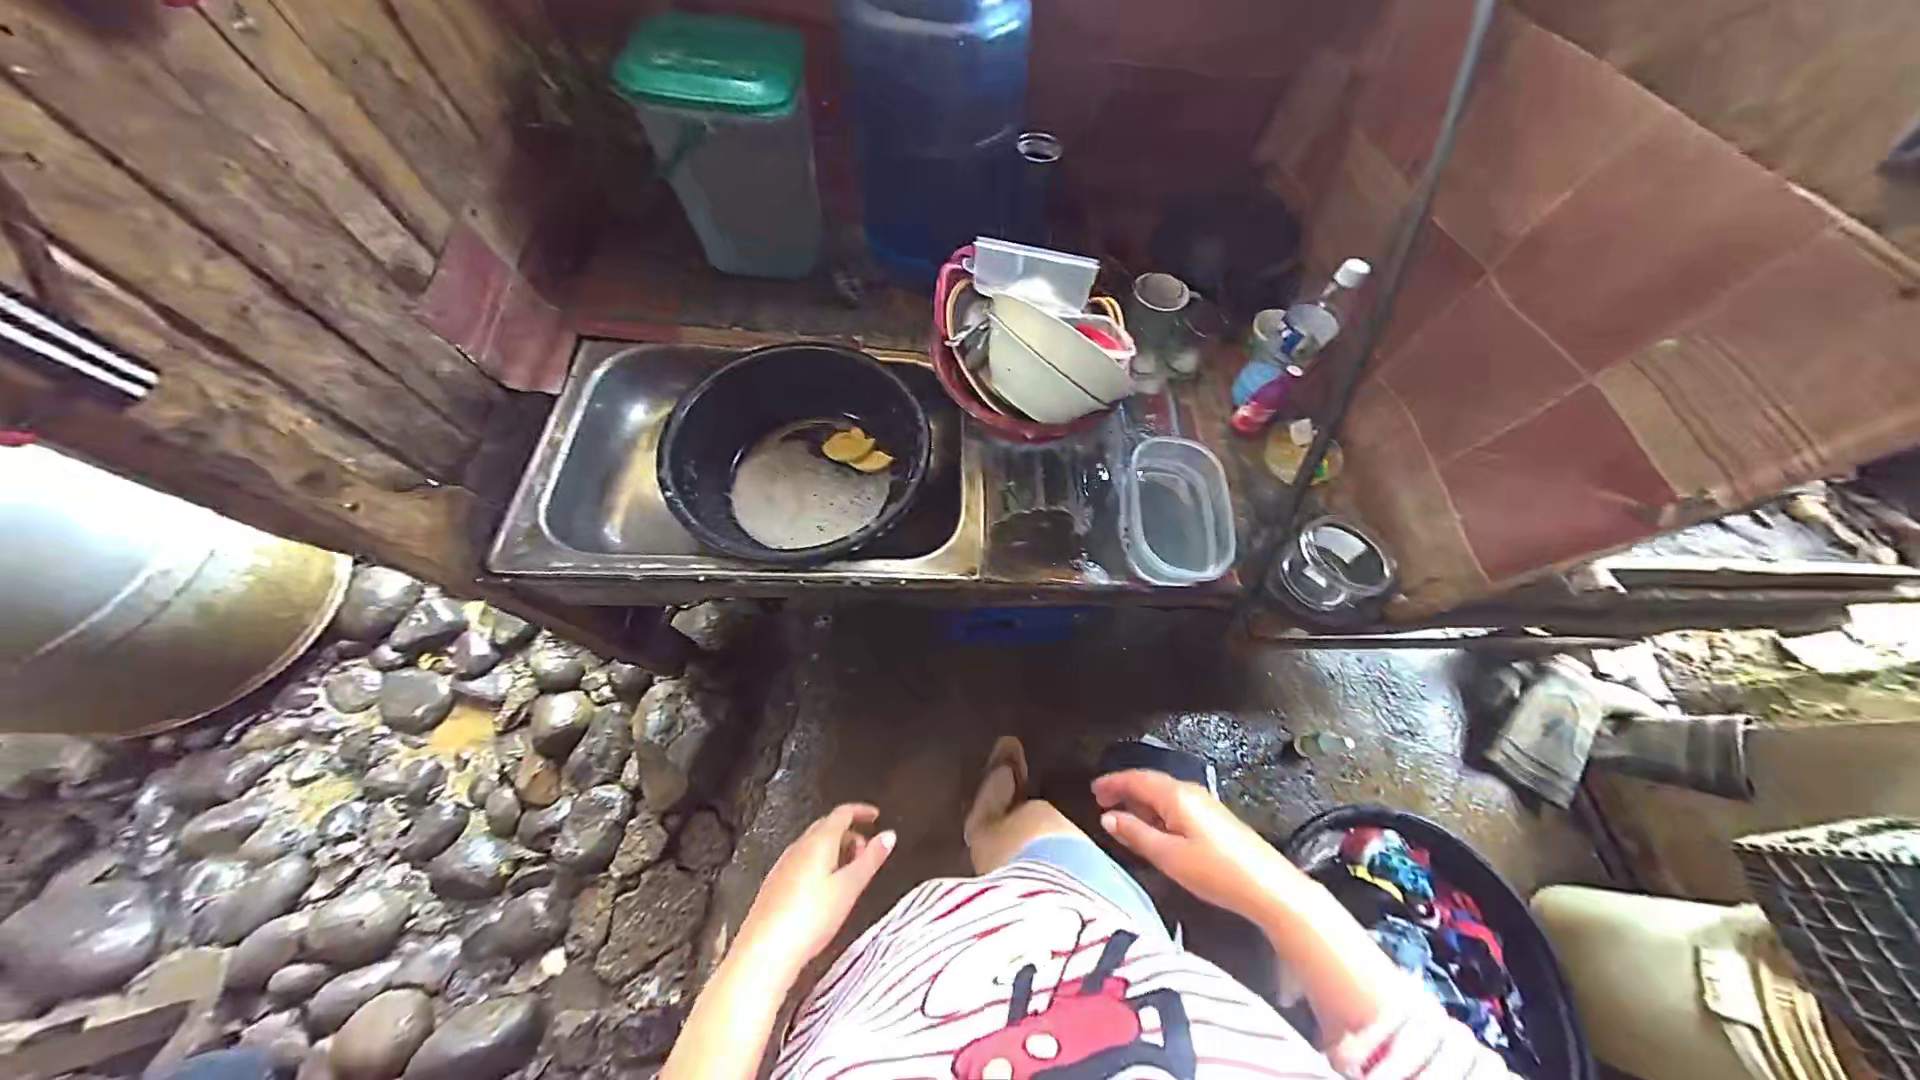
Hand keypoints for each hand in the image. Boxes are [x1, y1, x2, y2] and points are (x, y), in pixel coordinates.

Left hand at [734, 804, 894, 981]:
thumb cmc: (807, 920)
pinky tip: (824, 889)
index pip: (842, 813)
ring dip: (834, 850)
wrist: (764, 954)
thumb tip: (888, 837)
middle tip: (866, 850)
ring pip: (813, 845)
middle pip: (827, 827)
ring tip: (849, 873)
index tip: (874, 815)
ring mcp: (783, 866)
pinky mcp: (774, 886)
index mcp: (818, 842)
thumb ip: (871, 859)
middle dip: (850, 833)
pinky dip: (819, 865)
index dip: (861, 811)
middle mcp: (797, 848)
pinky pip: (801, 863)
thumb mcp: (850, 888)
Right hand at [1092, 770, 1301, 922]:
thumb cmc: (1219, 873)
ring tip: (1123, 817)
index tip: (1095, 789)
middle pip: (1150, 783)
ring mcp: (1205, 805)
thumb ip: (1135, 834)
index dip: (1112, 782)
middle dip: (1124, 790)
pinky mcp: (1215, 820)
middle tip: (1103, 801)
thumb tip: (1110, 819)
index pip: (1136, 778)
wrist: (1270, 889)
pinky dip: (1157, 812)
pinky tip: (1154, 830)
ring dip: (1140, 802)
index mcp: (1176, 795)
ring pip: (1163, 795)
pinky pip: (1177, 806)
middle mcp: (1191, 793)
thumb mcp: (1168, 856)